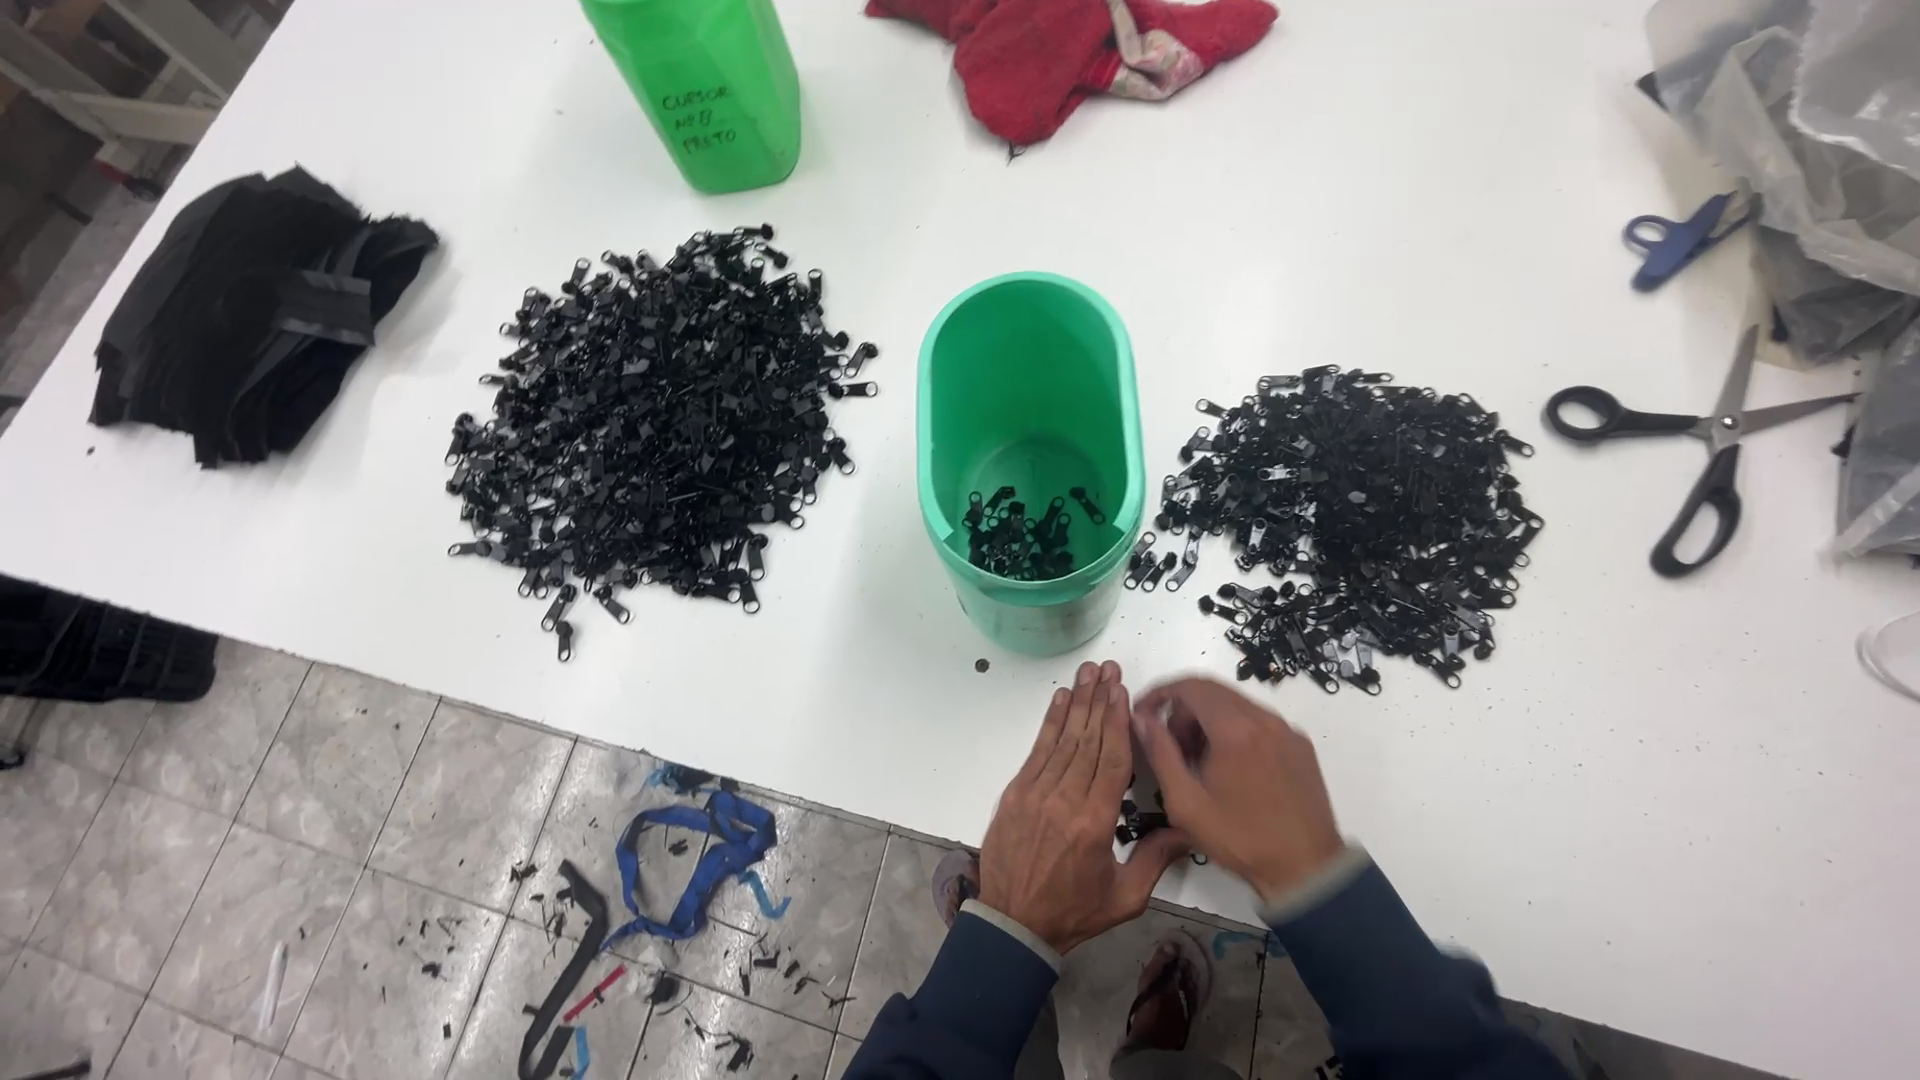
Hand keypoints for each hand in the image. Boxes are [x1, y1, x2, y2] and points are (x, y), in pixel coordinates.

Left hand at [979, 660, 1190, 953]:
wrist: (1013, 923)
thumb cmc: (1073, 912)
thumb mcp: (1125, 897)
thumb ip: (1156, 859)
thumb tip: (1188, 830)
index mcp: (1094, 823)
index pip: (1111, 761)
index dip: (1118, 722)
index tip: (1123, 691)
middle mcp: (1064, 800)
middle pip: (1087, 741)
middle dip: (1099, 701)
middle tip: (1108, 668)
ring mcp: (1035, 794)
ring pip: (1062, 740)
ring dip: (1077, 703)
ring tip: (1088, 673)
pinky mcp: (1016, 794)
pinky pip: (1037, 752)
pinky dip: (1049, 724)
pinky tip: (1060, 701)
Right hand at [1131, 677, 1343, 903]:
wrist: (1307, 869)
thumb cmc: (1239, 838)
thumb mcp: (1185, 802)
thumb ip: (1160, 752)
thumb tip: (1141, 718)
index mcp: (1234, 729)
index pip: (1190, 686)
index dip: (1160, 693)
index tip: (1143, 713)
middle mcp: (1263, 718)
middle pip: (1212, 691)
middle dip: (1183, 709)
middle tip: (1169, 744)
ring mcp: (1286, 730)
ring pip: (1235, 705)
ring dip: (1207, 720)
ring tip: (1197, 760)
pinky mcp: (1299, 744)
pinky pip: (1258, 721)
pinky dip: (1234, 729)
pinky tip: (1228, 767)